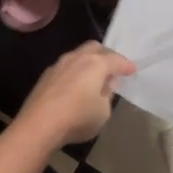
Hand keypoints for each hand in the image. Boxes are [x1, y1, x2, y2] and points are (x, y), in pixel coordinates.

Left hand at [16, 42, 136, 146]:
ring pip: (78, 55)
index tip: (132, 70)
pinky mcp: (46, 75)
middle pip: (95, 48)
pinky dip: (76, 71)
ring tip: (95, 77)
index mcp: (95, 63)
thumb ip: (108, 94)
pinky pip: (67, 66)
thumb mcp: (103, 111)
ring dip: (89, 62)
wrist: (39, 125)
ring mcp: (59, 64)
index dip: (126, 65)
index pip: (116, 59)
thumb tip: (106, 84)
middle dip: (107, 55)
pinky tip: (76, 85)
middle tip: (114, 69)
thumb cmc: (78, 118)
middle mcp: (76, 57)